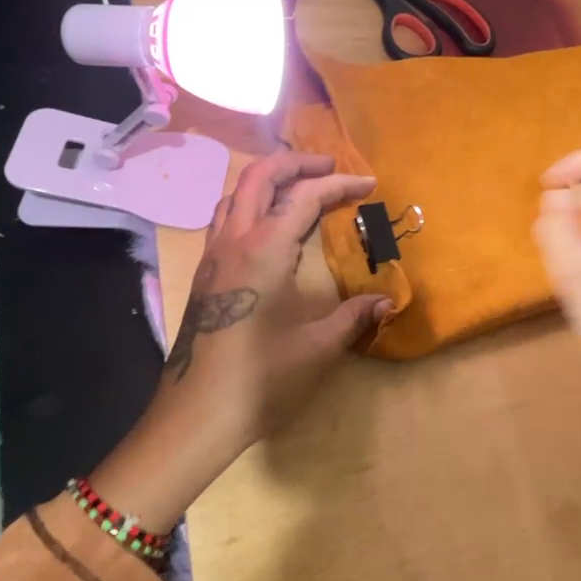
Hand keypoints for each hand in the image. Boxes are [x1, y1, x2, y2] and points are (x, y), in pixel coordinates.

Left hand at [91, 151, 389, 528]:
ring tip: (299, 189)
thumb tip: (386, 301)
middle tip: (330, 168)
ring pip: (234, 195)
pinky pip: (225, 220)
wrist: (193, 417)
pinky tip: (269, 229)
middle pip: (258, 176)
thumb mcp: (317, 347)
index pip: (304, 196)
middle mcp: (234, 242)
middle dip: (296, 163)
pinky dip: (250, 205)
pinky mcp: (204, 276)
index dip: (339, 184)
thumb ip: (353, 317)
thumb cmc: (260, 380)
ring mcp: (212, 257)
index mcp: (264, 250)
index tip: (370, 183)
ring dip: (268, 180)